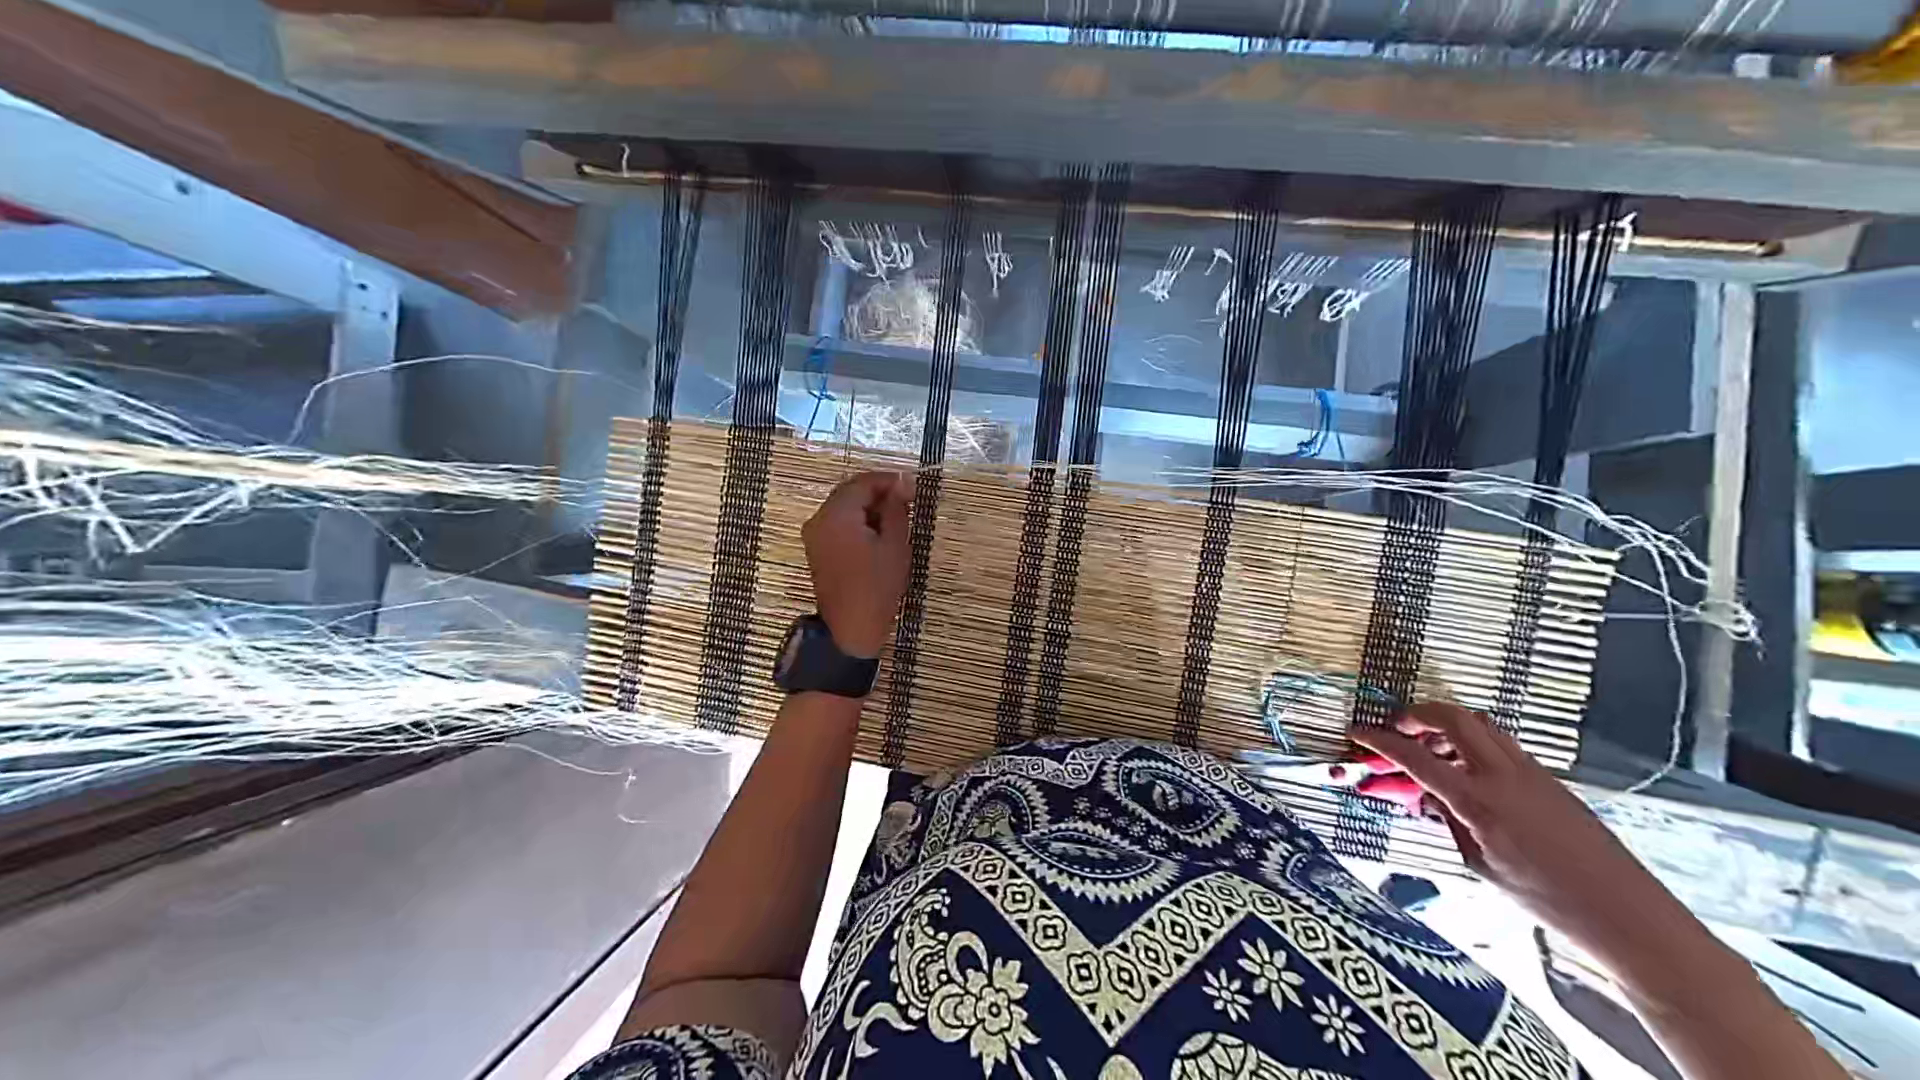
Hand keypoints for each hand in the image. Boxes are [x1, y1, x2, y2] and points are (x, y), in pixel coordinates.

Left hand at [801, 471, 910, 657]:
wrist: (851, 630)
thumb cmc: (877, 587)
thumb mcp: (894, 544)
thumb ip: (896, 509)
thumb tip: (902, 484)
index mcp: (836, 514)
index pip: (864, 482)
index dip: (890, 481)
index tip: (915, 487)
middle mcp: (819, 519)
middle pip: (850, 492)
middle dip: (879, 493)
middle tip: (909, 502)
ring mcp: (815, 535)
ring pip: (845, 507)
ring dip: (870, 508)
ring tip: (898, 520)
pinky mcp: (817, 550)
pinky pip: (839, 524)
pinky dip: (859, 522)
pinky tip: (880, 534)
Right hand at [1350, 703, 1682, 957]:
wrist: (1625, 912)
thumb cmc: (1546, 899)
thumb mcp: (1477, 862)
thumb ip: (1446, 820)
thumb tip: (1425, 796)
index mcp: (1478, 800)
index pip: (1414, 756)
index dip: (1379, 740)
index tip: (1358, 732)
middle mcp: (1503, 775)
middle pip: (1452, 717)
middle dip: (1416, 714)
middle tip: (1397, 727)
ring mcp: (1530, 772)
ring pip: (1479, 723)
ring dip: (1447, 724)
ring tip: (1431, 747)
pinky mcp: (1549, 778)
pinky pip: (1501, 742)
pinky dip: (1473, 742)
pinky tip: (1467, 769)